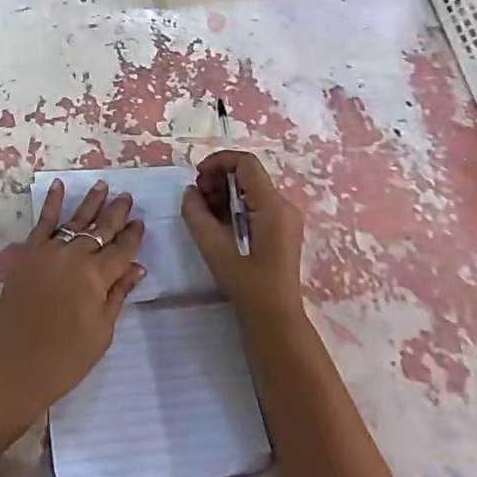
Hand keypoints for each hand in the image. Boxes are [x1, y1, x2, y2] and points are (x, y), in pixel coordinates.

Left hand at [0, 180, 145, 414]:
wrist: (15, 361)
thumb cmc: (65, 356)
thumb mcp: (101, 330)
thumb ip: (117, 294)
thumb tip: (137, 268)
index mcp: (96, 277)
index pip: (121, 251)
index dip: (133, 237)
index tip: (141, 223)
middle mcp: (73, 256)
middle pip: (99, 230)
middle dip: (115, 213)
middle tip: (128, 197)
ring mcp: (48, 252)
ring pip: (74, 221)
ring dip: (90, 203)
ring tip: (103, 185)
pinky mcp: (27, 253)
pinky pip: (42, 223)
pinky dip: (51, 203)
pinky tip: (58, 186)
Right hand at [181, 151, 304, 323]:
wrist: (273, 315)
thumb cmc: (244, 279)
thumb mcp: (211, 243)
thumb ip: (195, 210)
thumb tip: (191, 191)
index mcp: (271, 206)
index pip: (246, 163)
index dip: (218, 161)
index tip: (198, 176)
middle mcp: (283, 206)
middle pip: (247, 174)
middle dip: (218, 178)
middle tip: (198, 197)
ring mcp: (285, 218)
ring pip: (250, 188)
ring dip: (224, 192)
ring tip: (205, 211)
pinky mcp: (281, 229)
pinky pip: (255, 203)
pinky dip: (234, 205)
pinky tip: (219, 223)